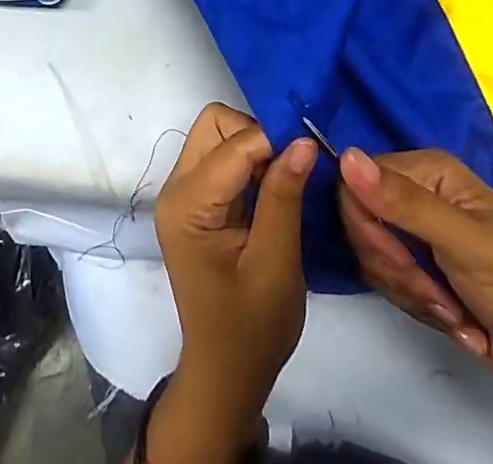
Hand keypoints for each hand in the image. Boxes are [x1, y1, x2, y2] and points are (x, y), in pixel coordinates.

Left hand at [147, 102, 315, 458]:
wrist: (226, 368)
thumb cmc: (252, 325)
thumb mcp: (276, 262)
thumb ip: (284, 196)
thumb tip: (304, 141)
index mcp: (188, 205)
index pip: (233, 145)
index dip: (275, 140)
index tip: (315, 151)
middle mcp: (177, 188)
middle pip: (214, 124)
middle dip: (258, 134)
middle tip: (295, 167)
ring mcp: (184, 193)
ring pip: (218, 135)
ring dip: (255, 147)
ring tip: (289, 178)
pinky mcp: (197, 201)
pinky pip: (222, 158)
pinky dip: (251, 161)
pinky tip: (276, 186)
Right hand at [337, 147, 492, 388]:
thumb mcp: (468, 244)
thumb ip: (406, 203)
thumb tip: (346, 157)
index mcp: (429, 171)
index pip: (356, 182)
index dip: (367, 224)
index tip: (399, 260)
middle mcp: (416, 194)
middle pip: (360, 223)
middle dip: (395, 268)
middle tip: (438, 293)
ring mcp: (416, 233)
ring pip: (371, 258)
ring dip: (411, 295)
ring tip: (457, 311)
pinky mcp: (417, 269)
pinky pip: (387, 283)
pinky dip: (419, 308)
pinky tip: (458, 319)